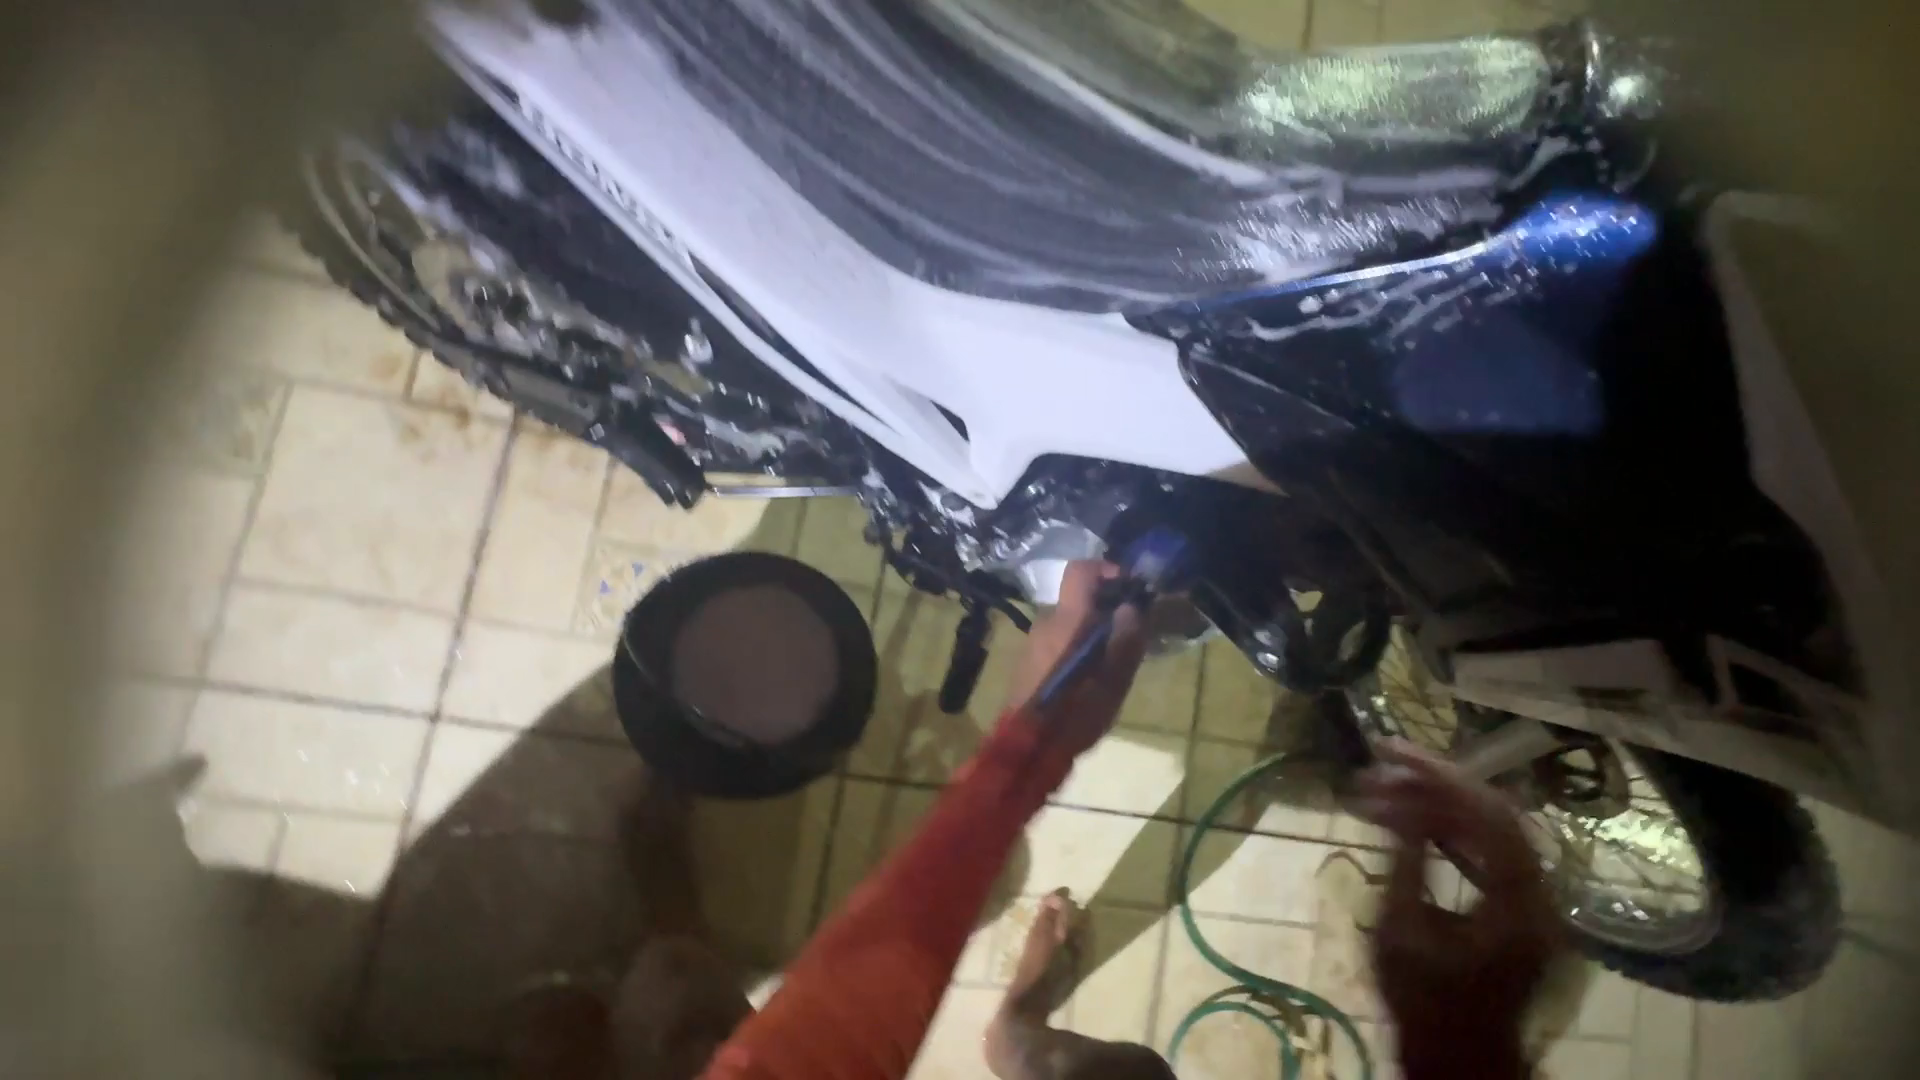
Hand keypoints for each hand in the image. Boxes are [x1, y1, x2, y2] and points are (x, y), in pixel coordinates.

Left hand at [1003, 560, 1148, 756]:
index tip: (1129, 590)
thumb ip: (1124, 641)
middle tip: (1131, 637)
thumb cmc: (1074, 713)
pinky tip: (1088, 678)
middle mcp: (1046, 621)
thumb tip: (1132, 606)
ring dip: (1092, 632)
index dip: (1106, 571)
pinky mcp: (1027, 661)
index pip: (1080, 570)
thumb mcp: (1112, 683)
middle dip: (1107, 610)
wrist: (1026, 748)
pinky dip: (1076, 647)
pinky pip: (1057, 641)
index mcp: (1067, 620)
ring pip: (1069, 623)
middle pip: (1079, 600)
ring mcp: (1033, 641)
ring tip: (1113, 664)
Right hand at [1355, 741, 1563, 1077]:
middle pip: (1493, 814)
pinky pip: (1484, 850)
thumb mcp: (1402, 929)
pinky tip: (1407, 817)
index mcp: (1518, 903)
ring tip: (1383, 785)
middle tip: (1382, 759)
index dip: (1439, 776)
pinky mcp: (1515, 906)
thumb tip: (1402, 805)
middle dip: (1434, 780)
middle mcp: (1537, 895)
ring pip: (1488, 828)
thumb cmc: (1423, 999)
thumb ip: (1406, 861)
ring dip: (1436, 802)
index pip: (1489, 816)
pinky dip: (1445, 827)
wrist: (1457, 1054)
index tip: (1390, 754)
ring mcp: (1530, 900)